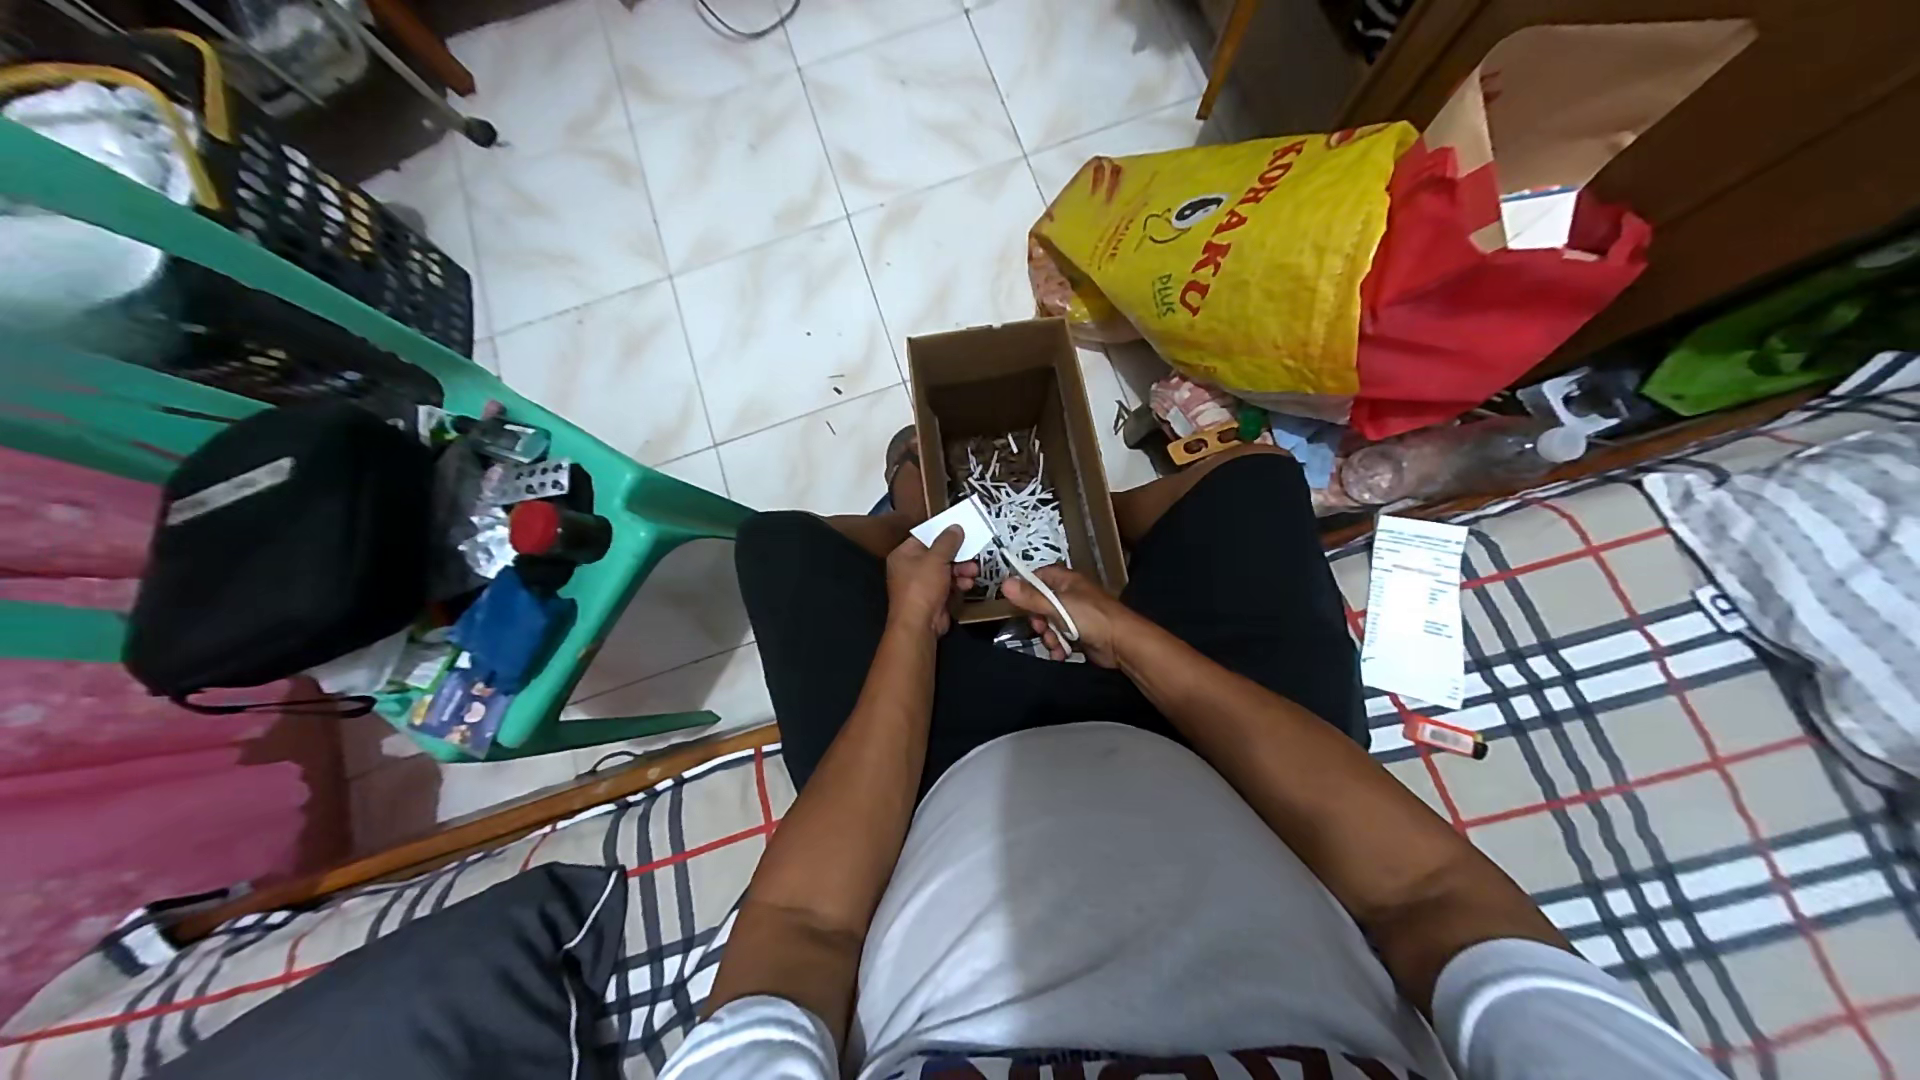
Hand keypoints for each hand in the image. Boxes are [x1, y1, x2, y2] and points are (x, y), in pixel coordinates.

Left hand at [885, 525, 977, 635]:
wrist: (919, 624)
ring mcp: (922, 584)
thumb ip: (947, 541)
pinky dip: (959, 583)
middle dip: (957, 555)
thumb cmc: (921, 587)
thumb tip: (955, 527)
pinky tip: (968, 584)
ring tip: (973, 571)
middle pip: (938, 554)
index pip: (923, 537)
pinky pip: (949, 585)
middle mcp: (910, 568)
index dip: (942, 532)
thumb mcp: (936, 559)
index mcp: (904, 555)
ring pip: (946, 570)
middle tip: (972, 551)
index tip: (960, 528)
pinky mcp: (934, 597)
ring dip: (962, 570)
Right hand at [1003, 565, 1130, 667]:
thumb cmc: (1092, 617)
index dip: (1027, 588)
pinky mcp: (1080, 634)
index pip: (1038, 577)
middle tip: (1042, 628)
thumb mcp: (1058, 606)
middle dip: (1038, 620)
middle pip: (1041, 604)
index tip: (1017, 602)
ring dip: (1048, 637)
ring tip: (1056, 644)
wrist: (1122, 643)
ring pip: (1050, 624)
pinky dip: (1058, 646)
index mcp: (1066, 581)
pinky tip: (1061, 653)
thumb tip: (1004, 583)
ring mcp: (1076, 615)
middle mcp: (1070, 595)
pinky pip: (1060, 638)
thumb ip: (1031, 597)